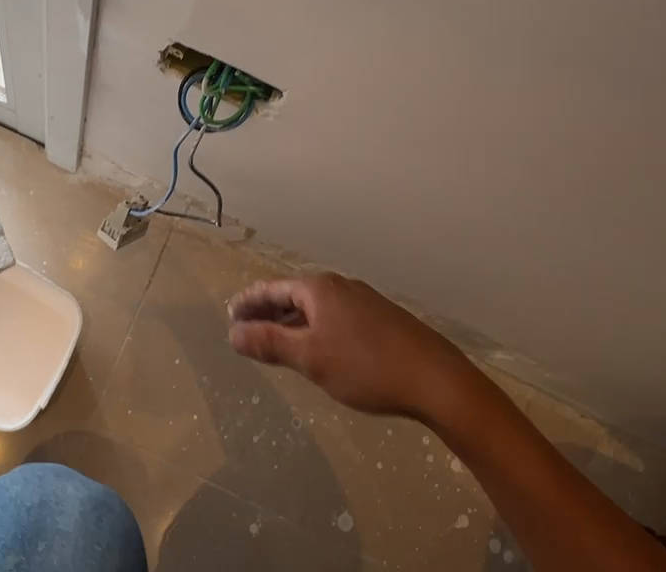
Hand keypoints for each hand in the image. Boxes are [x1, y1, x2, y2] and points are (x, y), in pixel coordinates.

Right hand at [227, 273, 478, 419]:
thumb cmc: (365, 367)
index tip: (230, 315)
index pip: (272, 289)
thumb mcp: (310, 358)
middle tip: (245, 329)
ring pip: (316, 308)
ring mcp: (363, 302)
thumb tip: (233, 333)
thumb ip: (269, 343)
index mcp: (319, 289)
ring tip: (275, 342)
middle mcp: (340, 286)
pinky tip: (317, 350)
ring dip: (291, 322)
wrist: (435, 380)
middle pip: (294, 295)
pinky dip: (315, 329)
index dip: (249, 302)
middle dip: (268, 312)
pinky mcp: (380, 320)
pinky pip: (334, 318)